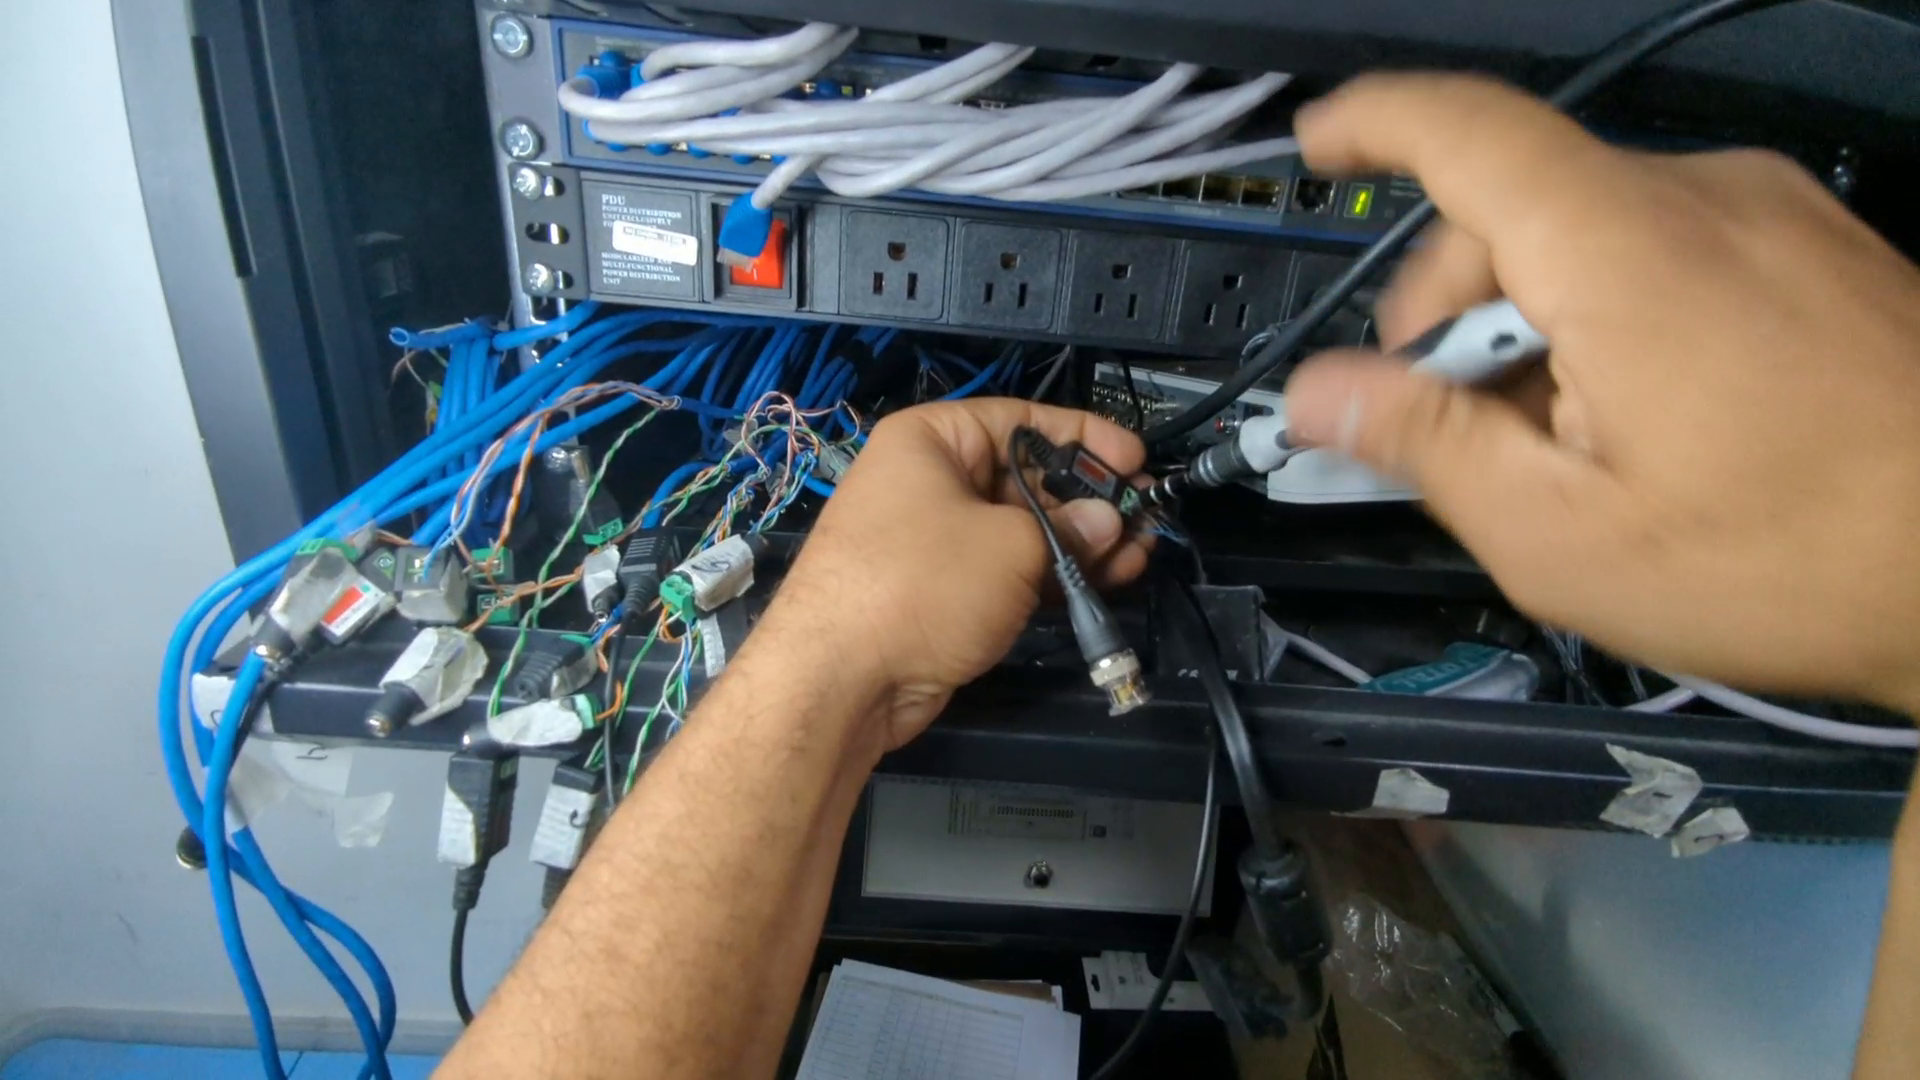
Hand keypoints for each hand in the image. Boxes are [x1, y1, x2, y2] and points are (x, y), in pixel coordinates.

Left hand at [754, 399, 1150, 747]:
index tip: (1134, 459)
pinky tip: (1102, 580)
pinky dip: (1050, 574)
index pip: (1022, 419)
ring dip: (1079, 542)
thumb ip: (1069, 529)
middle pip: (1026, 477)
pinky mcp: (945, 588)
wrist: (842, 682)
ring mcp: (936, 538)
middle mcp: (931, 480)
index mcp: (932, 440)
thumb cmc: (922, 584)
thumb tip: (1108, 521)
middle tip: (1143, 519)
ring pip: (1021, 528)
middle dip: (1087, 500)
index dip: (1084, 436)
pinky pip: (1007, 568)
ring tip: (1136, 555)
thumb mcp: (1010, 545)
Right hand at [1283, 74, 1919, 714]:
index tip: (1316, 141)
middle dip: (1435, 322)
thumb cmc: (1791, 564)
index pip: (1473, 137)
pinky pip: (1628, 262)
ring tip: (1545, 443)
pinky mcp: (1790, 253)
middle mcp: (1699, 205)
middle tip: (1450, 430)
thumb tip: (1313, 394)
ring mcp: (1758, 222)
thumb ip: (1420, 442)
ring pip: (1556, 246)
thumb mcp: (1554, 528)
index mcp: (1627, 257)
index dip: (1375, 126)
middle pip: (1497, 221)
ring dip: (1505, 336)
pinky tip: (1607, 419)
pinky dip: (1574, 330)